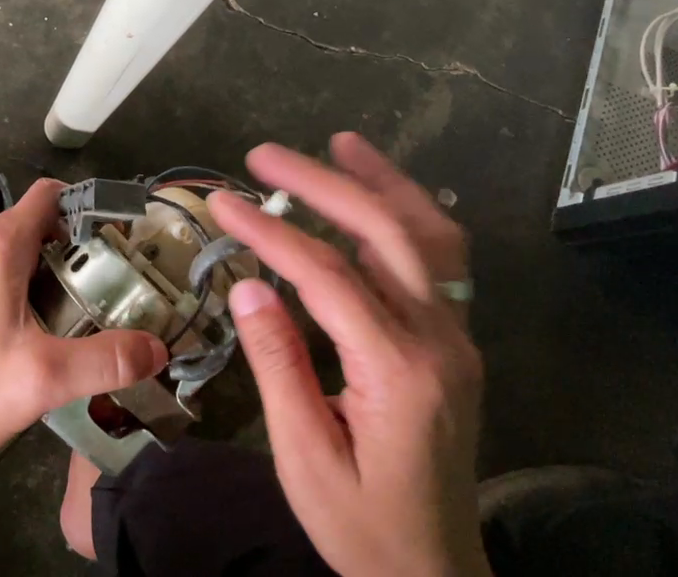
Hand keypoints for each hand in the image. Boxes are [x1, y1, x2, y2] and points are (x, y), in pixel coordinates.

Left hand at [0, 178, 168, 460]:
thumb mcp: (47, 378)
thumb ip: (107, 360)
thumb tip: (158, 348)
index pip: (48, 194)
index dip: (86, 206)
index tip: (116, 238)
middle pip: (35, 221)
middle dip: (74, 243)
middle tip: (110, 281)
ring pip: (15, 244)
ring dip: (50, 263)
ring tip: (83, 303)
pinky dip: (23, 277)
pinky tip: (41, 320)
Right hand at [209, 135, 488, 576]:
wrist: (433, 573)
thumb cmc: (359, 523)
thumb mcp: (304, 456)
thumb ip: (279, 364)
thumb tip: (248, 285)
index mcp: (397, 372)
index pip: (326, 276)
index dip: (268, 232)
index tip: (221, 204)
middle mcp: (439, 342)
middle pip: (384, 234)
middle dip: (321, 184)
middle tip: (264, 156)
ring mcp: (457, 338)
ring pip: (430, 236)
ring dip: (383, 183)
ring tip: (340, 144)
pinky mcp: (455, 342)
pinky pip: (442, 261)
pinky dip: (411, 214)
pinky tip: (380, 195)